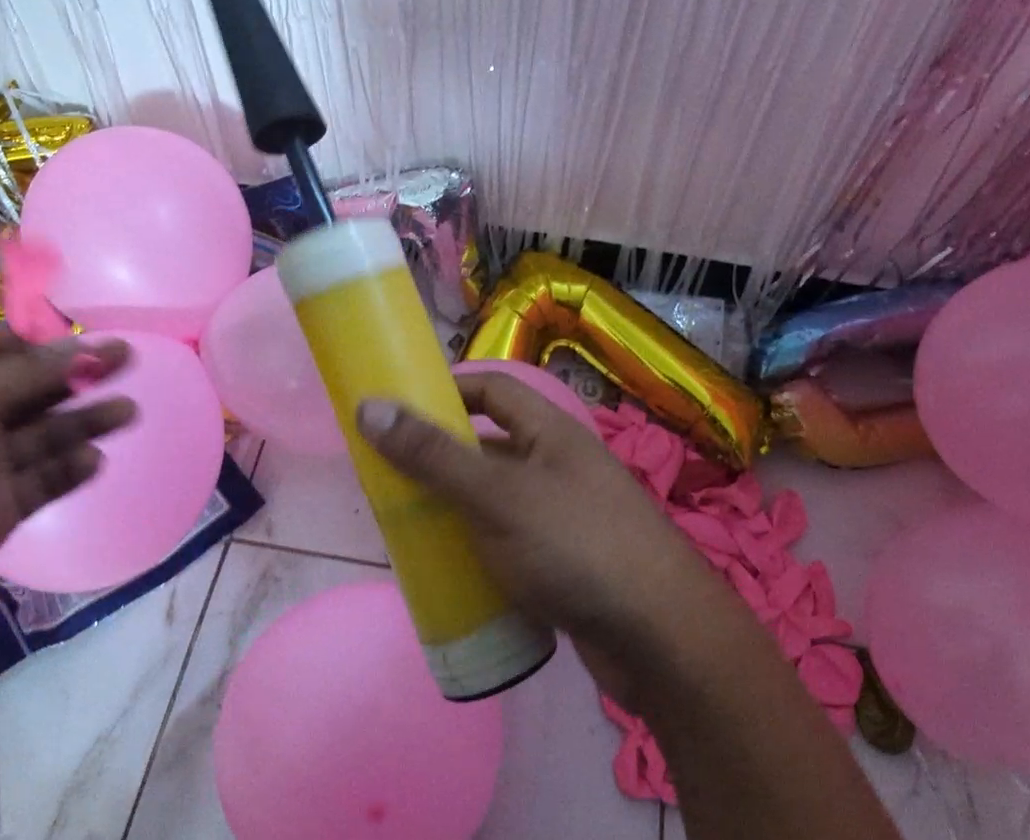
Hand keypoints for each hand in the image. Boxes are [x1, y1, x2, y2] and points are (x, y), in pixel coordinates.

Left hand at [0, 326, 135, 646]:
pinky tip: (94, 461)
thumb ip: (26, 374)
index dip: (29, 338)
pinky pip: (42, 482)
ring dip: (83, 421)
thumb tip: (84, 346)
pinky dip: (69, 469)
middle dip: (72, 375)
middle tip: (125, 360)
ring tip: (128, 411)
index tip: (81, 331)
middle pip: (22, 391)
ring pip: (41, 436)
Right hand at [358, 374, 726, 701]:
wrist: (659, 638)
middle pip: (490, 450)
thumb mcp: (499, 496)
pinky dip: (479, 554)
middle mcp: (560, 468)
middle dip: (441, 462)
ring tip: (405, 531)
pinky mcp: (564, 568)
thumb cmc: (577, 547)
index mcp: (552, 434)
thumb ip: (435, 456)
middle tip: (387, 481)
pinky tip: (448, 576)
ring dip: (456, 513)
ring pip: (497, 504)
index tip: (396, 411)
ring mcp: (564, 520)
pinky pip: (509, 548)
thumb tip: (370, 405)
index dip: (448, 392)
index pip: (494, 391)